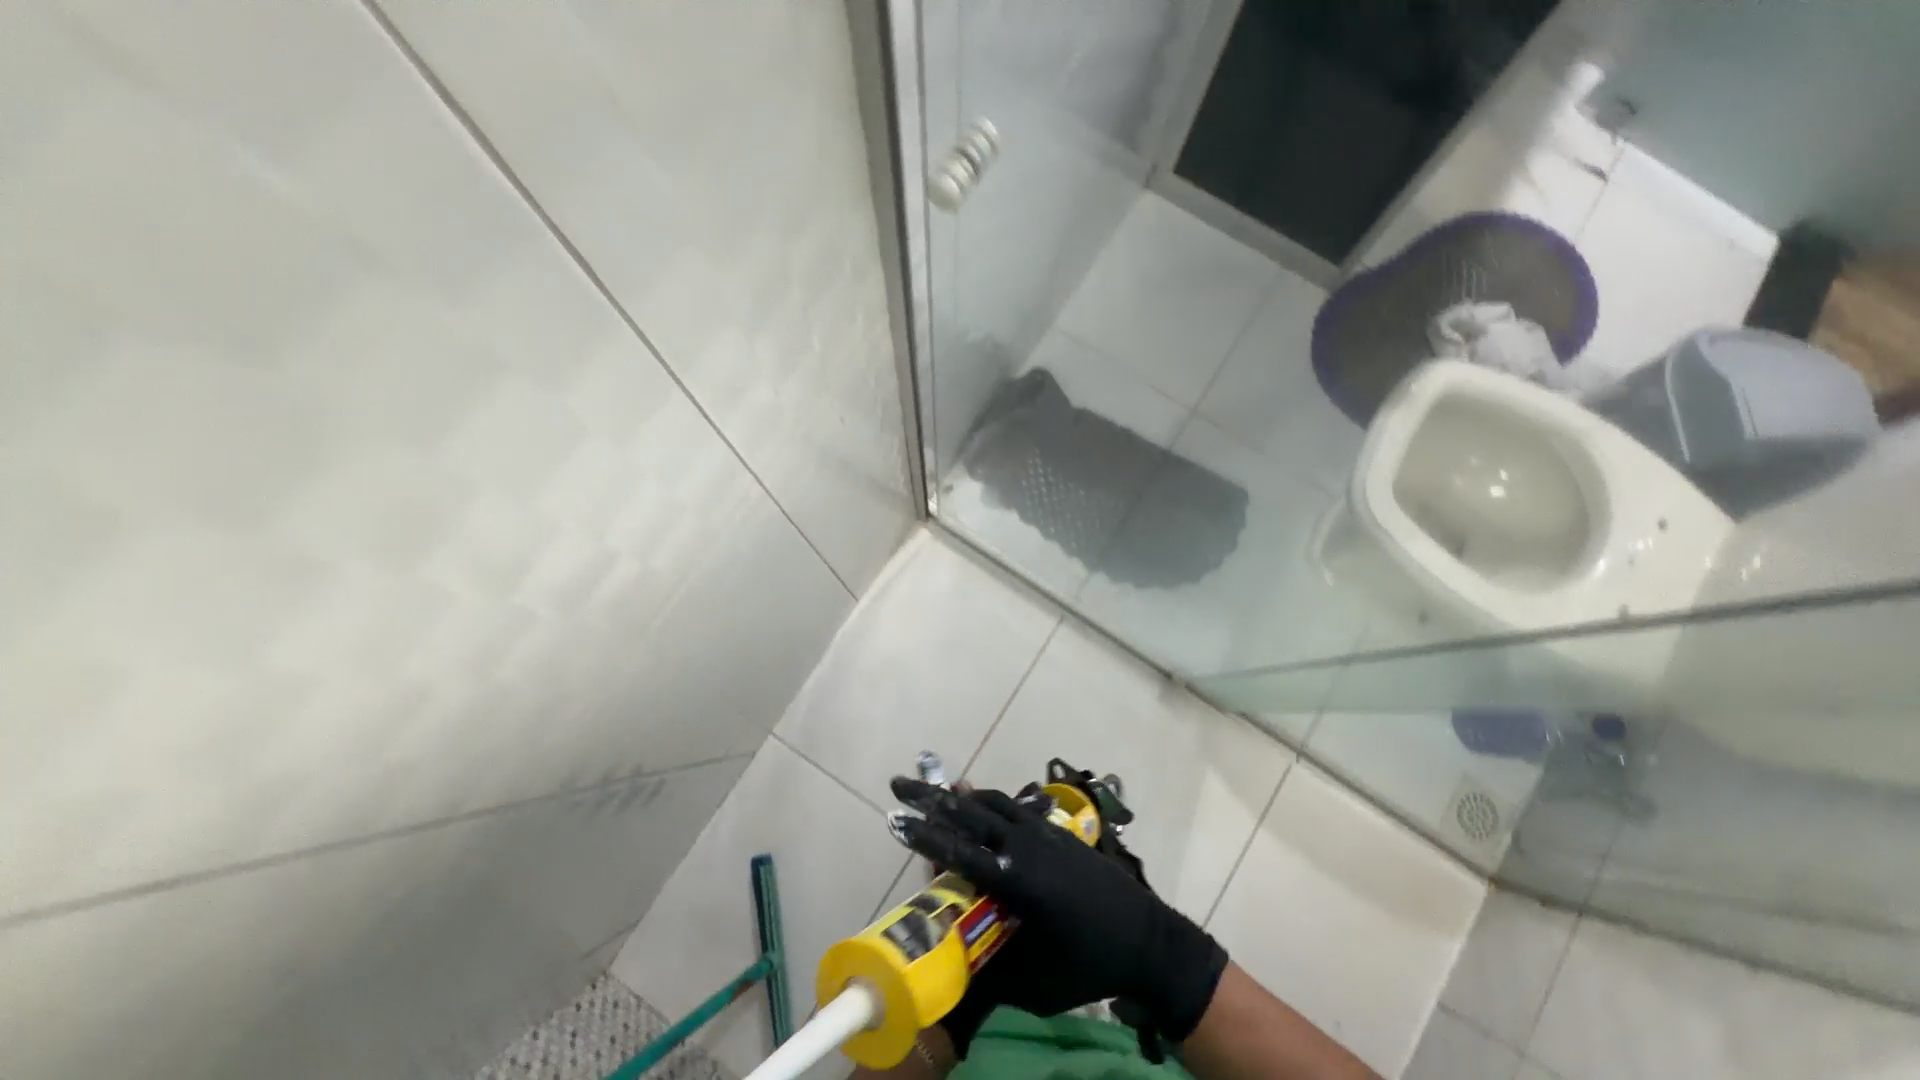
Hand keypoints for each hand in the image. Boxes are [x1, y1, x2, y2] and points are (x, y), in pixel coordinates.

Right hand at [890, 777, 1227, 1055]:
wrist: (1150, 943)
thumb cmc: (1086, 967)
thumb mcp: (1030, 982)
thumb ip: (985, 968)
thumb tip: (947, 963)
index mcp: (1019, 881)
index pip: (960, 852)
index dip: (924, 836)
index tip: (894, 820)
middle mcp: (1028, 847)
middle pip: (970, 814)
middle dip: (930, 800)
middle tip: (898, 786)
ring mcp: (1047, 834)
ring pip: (994, 804)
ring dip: (959, 796)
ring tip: (932, 790)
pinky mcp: (1060, 833)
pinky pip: (1016, 809)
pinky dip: (990, 801)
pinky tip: (977, 800)